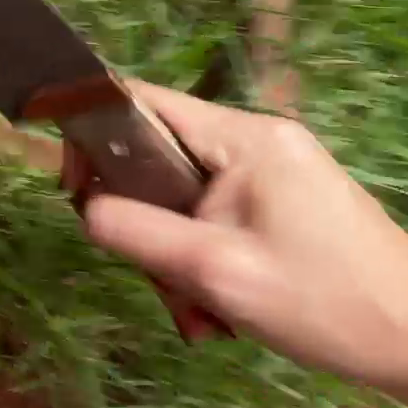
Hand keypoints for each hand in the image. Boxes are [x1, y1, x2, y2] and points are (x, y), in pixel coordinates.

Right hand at [67, 84, 407, 404]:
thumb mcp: (213, 269)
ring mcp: (268, 173)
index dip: (87, 134)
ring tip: (190, 302)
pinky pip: (202, 213)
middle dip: (135, 216)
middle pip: (148, 156)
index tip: (76, 188)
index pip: (132, 101)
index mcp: (243, 137)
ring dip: (164, 247)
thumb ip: (129, 227)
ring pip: (172, 193)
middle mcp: (253, 141)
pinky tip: (211, 299)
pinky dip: (193, 254)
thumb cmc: (332, 305)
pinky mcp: (277, 204)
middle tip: (146, 267)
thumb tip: (81, 206)